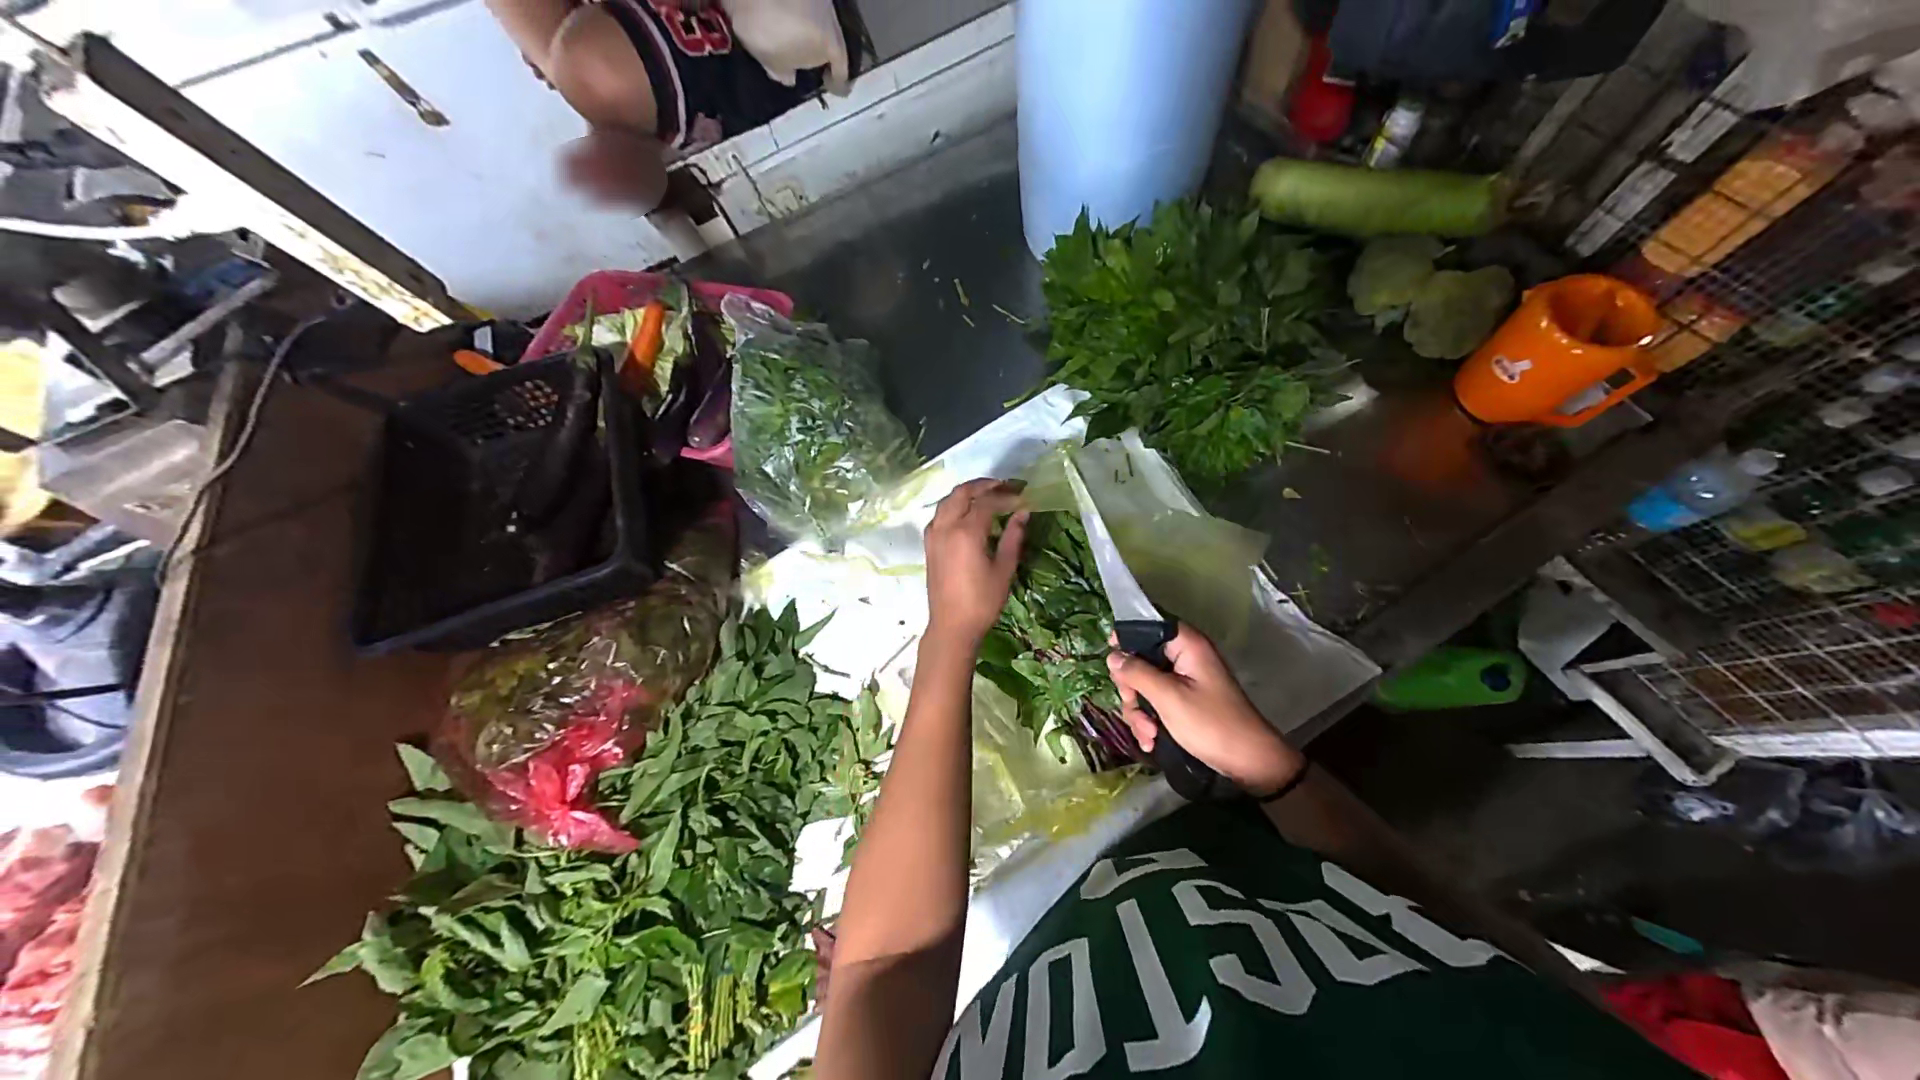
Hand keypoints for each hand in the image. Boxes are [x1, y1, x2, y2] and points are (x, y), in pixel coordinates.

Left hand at [923, 479, 1028, 647]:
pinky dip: (954, 506)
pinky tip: (968, 513)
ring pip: (948, 501)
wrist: (951, 626)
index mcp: (966, 532)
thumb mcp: (1004, 570)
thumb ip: (1013, 537)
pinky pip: (940, 514)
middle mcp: (946, 527)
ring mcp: (934, 535)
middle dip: (984, 485)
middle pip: (962, 493)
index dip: (1006, 495)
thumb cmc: (982, 602)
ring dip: (967, 493)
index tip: (1023, 495)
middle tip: (1004, 486)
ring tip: (988, 495)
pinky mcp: (929, 544)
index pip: (987, 502)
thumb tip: (1023, 513)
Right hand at [1107, 624, 1304, 796]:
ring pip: (1144, 684)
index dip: (1128, 639)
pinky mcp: (1183, 700)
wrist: (1248, 762)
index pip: (1149, 625)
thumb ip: (1137, 673)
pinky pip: (1155, 701)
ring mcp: (1184, 680)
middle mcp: (1185, 657)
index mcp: (1187, 645)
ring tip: (1148, 734)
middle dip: (1132, 688)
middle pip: (1141, 658)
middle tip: (1134, 707)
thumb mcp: (1168, 698)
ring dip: (1139, 711)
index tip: (1114, 662)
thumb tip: (1113, 656)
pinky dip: (1149, 720)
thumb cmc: (1211, 724)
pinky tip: (1151, 740)